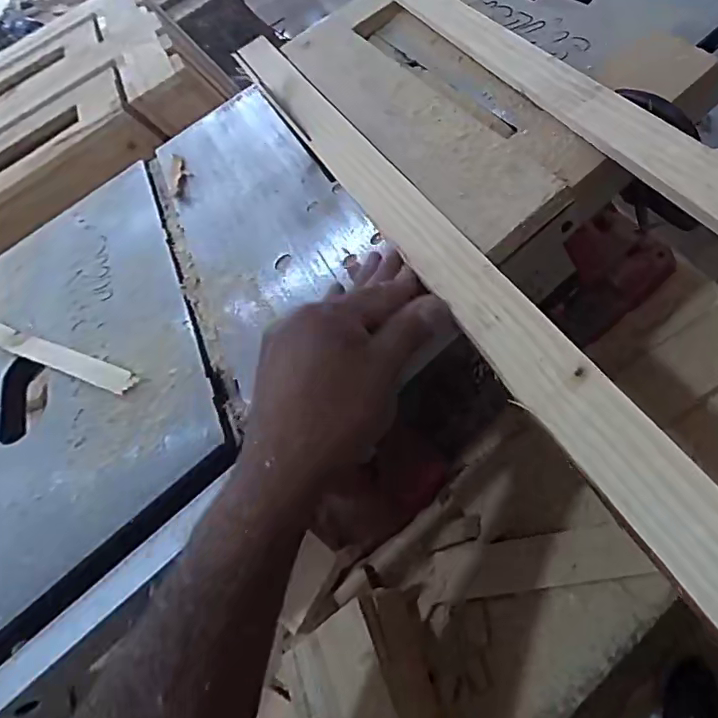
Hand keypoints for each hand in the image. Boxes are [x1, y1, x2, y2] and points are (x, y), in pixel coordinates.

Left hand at [240, 248, 451, 507]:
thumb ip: (411, 329)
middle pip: (356, 294)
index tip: (428, 263)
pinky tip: (333, 300)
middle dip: (381, 275)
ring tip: (370, 264)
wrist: (281, 471)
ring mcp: (286, 339)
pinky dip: (336, 313)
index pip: (384, 293)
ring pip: (335, 309)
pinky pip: (318, 325)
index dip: (412, 283)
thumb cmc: (340, 415)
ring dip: (358, 292)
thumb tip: (438, 300)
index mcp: (331, 315)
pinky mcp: (279, 361)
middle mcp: (304, 318)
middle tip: (395, 247)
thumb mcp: (385, 370)